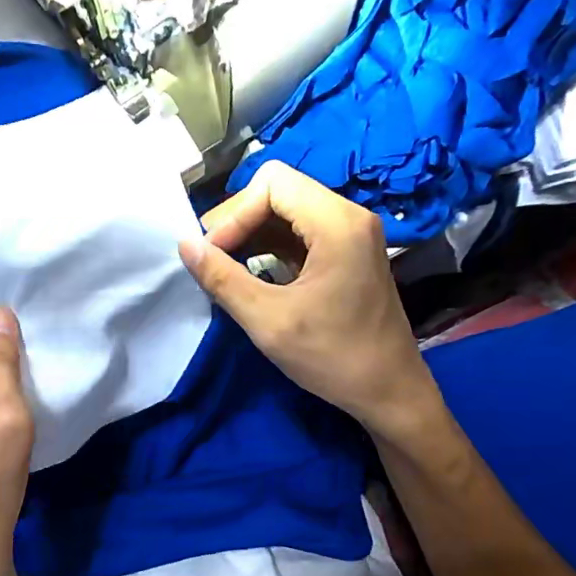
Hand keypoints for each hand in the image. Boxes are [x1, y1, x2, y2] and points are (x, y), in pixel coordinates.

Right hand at [179, 161, 439, 437]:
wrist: (390, 392)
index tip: (214, 255)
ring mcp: (351, 234)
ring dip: (252, 234)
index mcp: (338, 223)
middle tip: (214, 260)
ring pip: (288, 211)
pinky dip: (271, 246)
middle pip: (279, 191)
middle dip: (240, 221)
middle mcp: (349, 216)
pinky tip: (251, 272)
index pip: (271, 183)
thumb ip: (223, 279)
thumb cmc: (333, 357)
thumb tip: (184, 245)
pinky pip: (301, 232)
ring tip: (225, 267)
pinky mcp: (348, 253)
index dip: (235, 214)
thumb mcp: (269, 321)